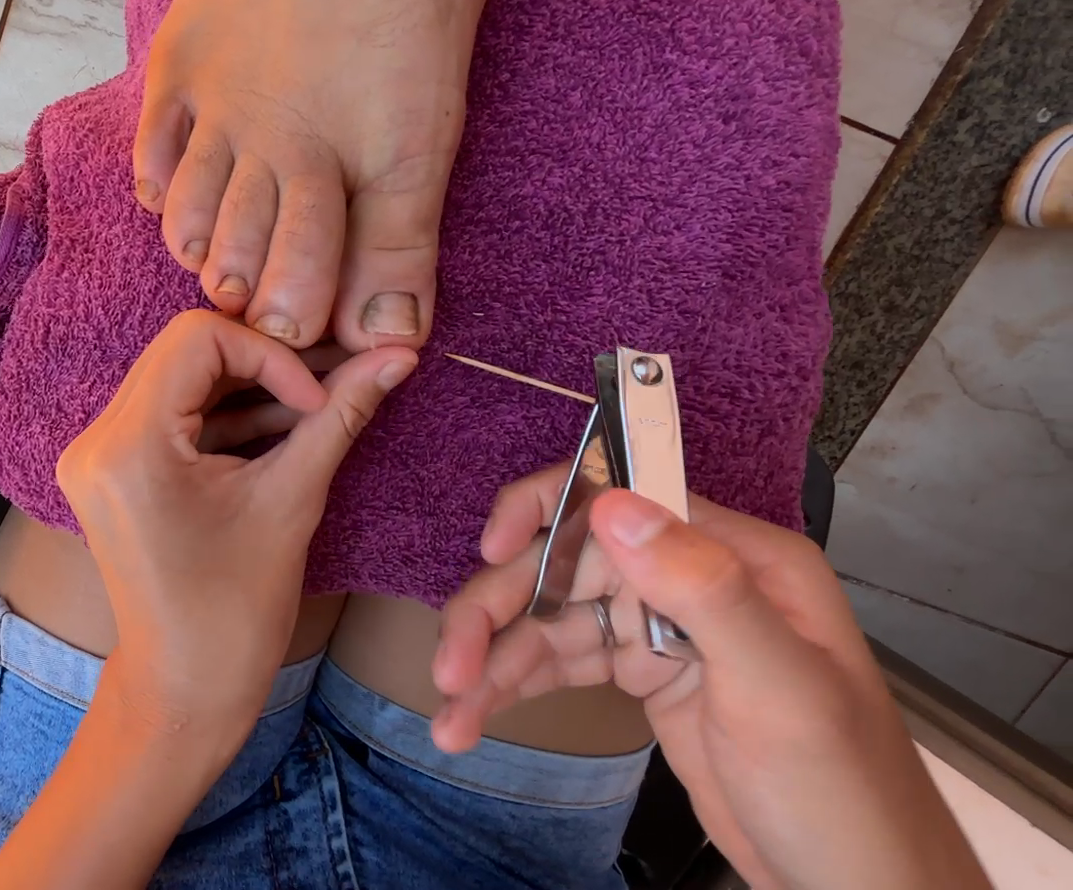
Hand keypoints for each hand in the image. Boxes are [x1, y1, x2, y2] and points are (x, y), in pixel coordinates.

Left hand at [57, 310, 414, 744]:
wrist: (182, 688)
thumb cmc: (235, 614)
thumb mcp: (292, 502)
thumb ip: (340, 417)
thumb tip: (395, 356)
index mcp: (128, 445)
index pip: (197, 337)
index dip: (269, 353)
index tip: (316, 399)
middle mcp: (95, 439)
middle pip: (184, 352)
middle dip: (261, 364)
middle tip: (322, 392)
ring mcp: (94, 454)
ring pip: (178, 379)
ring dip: (245, 390)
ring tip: (310, 412)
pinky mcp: (108, 468)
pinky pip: (167, 415)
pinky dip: (221, 416)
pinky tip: (277, 430)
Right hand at [133, 0, 529, 350]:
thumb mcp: (432, 120)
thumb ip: (404, 234)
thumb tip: (393, 332)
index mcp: (336, 162)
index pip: (305, 278)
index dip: (304, 319)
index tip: (305, 342)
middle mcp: (263, 141)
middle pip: (238, 250)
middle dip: (248, 295)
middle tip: (247, 315)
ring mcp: (214, 96)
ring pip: (188, 206)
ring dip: (201, 248)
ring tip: (213, 268)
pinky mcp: (181, 53)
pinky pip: (151, 143)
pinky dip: (156, 183)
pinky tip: (164, 197)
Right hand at [431, 468, 990, 889]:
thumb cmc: (843, 795)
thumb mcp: (780, 692)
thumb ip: (704, 590)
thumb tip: (613, 503)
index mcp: (730, 556)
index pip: (615, 497)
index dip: (540, 510)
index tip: (490, 549)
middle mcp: (681, 574)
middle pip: (558, 566)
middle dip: (494, 614)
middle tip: (449, 668)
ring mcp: (651, 622)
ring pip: (542, 617)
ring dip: (490, 660)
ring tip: (452, 711)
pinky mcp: (631, 669)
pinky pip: (552, 660)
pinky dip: (507, 686)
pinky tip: (472, 717)